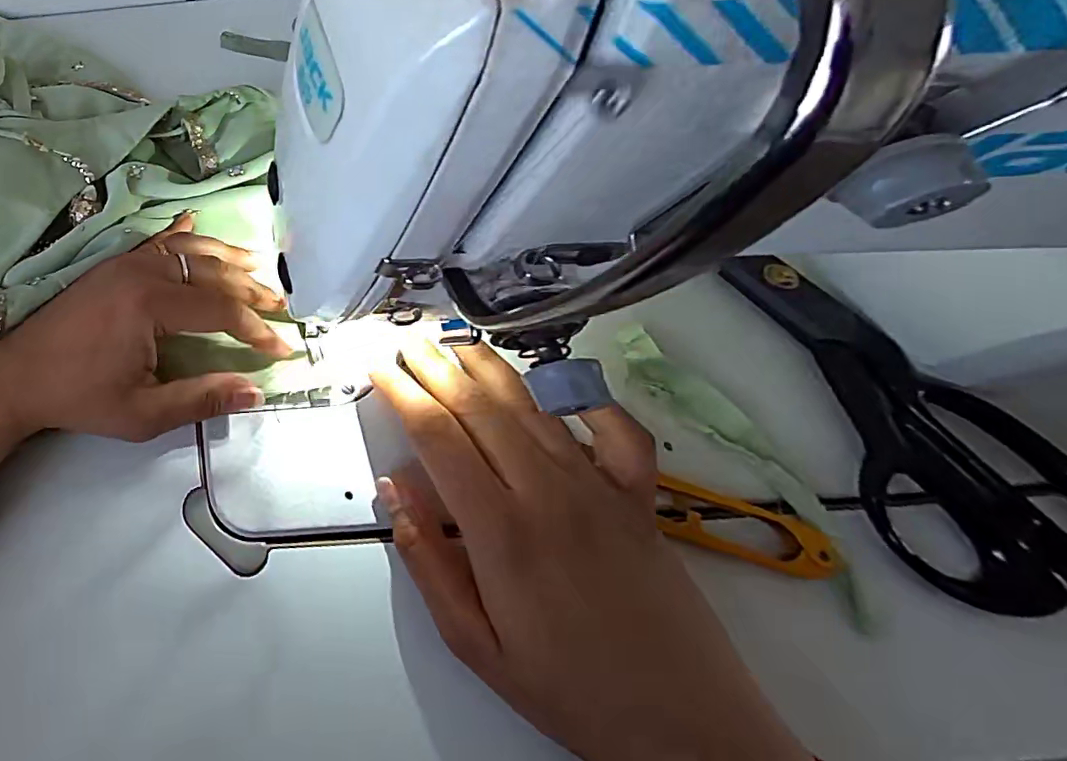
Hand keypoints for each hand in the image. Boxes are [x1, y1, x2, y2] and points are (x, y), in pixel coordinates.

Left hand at [0, 212, 291, 491]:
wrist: (17, 377)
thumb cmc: (78, 397)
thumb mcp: (141, 413)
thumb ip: (200, 399)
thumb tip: (254, 391)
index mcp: (150, 304)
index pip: (220, 309)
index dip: (256, 330)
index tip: (282, 348)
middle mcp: (142, 271)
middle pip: (212, 272)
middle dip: (252, 289)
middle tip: (283, 305)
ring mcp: (126, 262)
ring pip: (189, 249)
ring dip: (226, 256)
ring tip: (259, 263)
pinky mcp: (113, 264)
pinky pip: (156, 241)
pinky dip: (181, 234)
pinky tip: (194, 221)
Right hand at [371, 339, 810, 760]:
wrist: (687, 728)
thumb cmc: (571, 690)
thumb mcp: (474, 642)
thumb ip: (427, 561)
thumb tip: (394, 492)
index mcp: (501, 530)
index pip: (437, 435)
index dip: (402, 394)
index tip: (379, 370)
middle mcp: (548, 493)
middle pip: (479, 407)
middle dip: (435, 367)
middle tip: (408, 343)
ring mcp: (598, 488)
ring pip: (532, 406)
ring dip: (488, 368)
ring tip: (457, 344)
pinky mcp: (638, 496)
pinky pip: (616, 429)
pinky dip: (589, 397)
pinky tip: (559, 384)